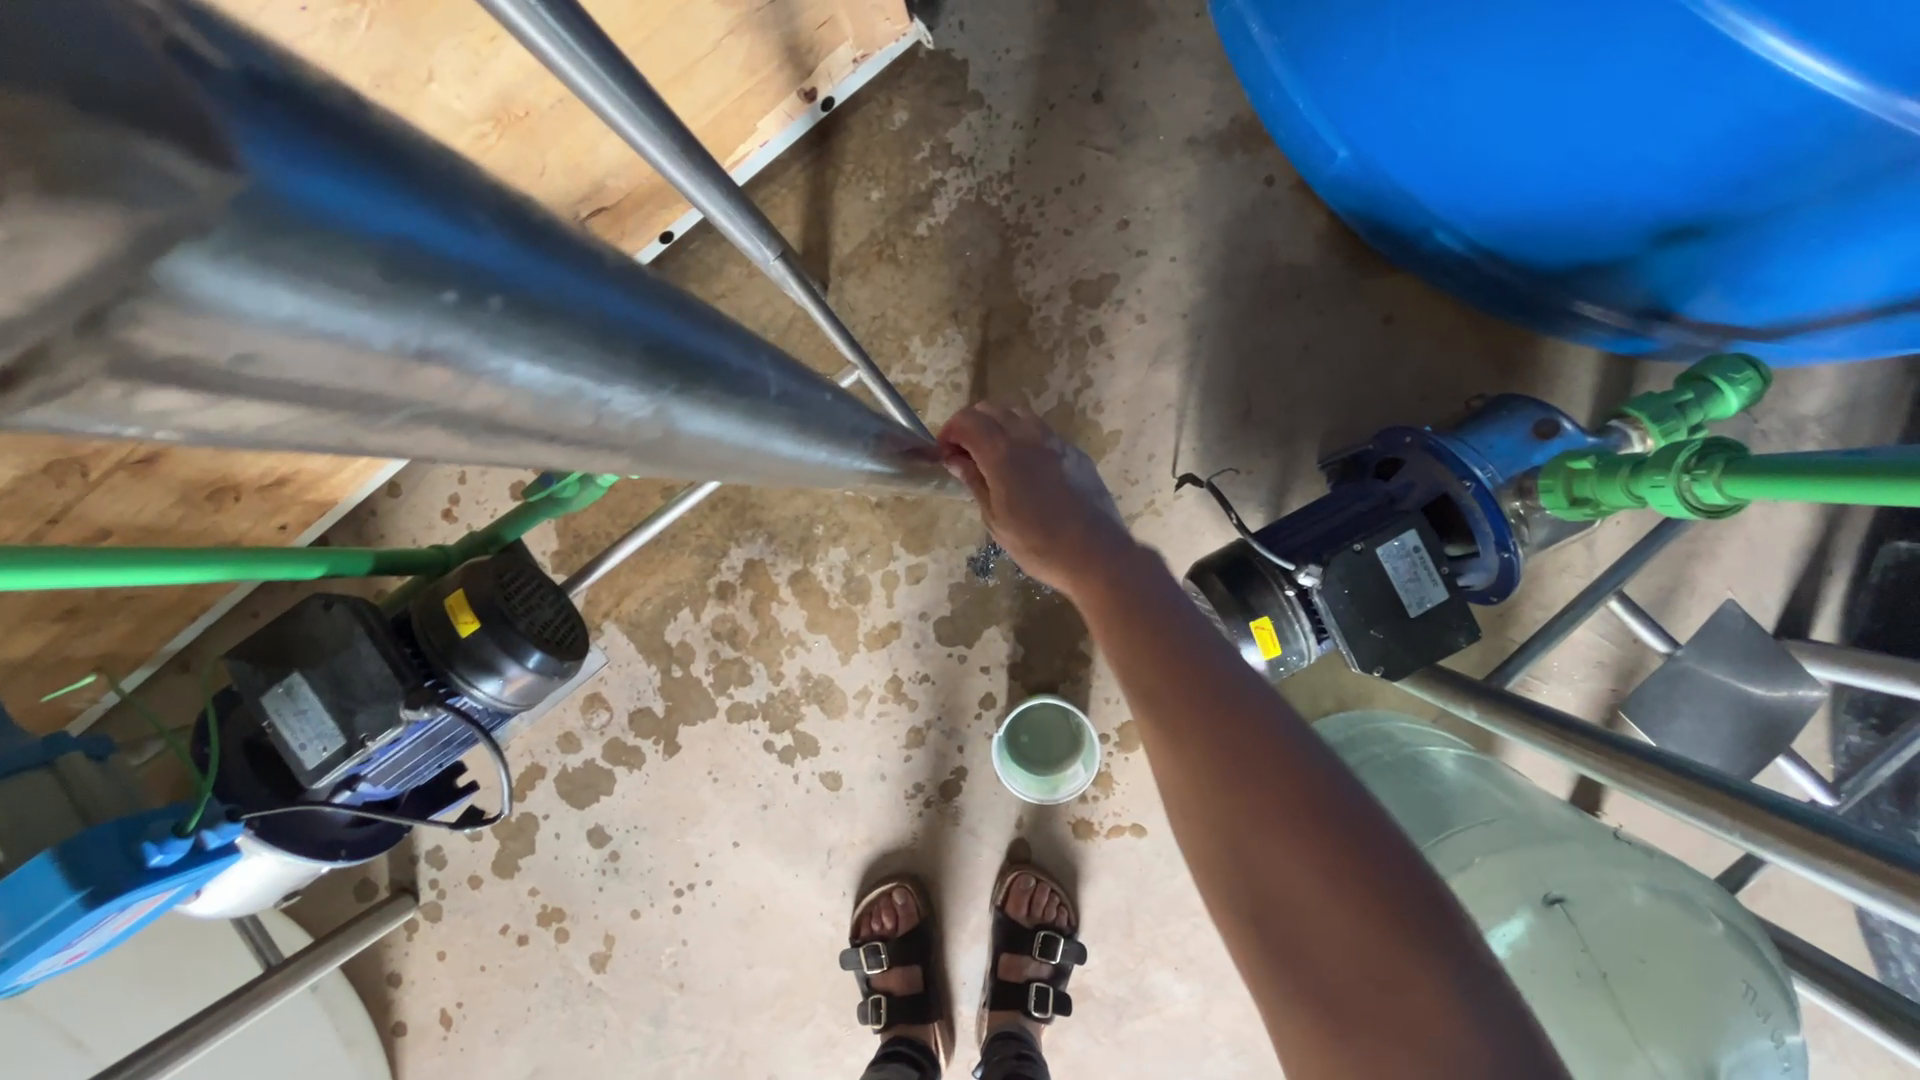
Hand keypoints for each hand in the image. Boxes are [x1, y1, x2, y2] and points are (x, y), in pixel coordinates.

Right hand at [938, 402, 1138, 595]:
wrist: (1096, 554)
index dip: (950, 432)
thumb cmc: (1038, 544)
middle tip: (964, 454)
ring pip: (1019, 415)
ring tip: (994, 457)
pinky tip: (1025, 468)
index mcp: (1003, 453)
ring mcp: (1056, 441)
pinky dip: (1023, 437)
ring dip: (999, 426)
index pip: (967, 421)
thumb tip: (955, 459)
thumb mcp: (996, 520)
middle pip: (992, 410)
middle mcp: (1029, 437)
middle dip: (971, 425)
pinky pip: (1042, 431)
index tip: (944, 453)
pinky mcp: (1075, 452)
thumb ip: (975, 482)